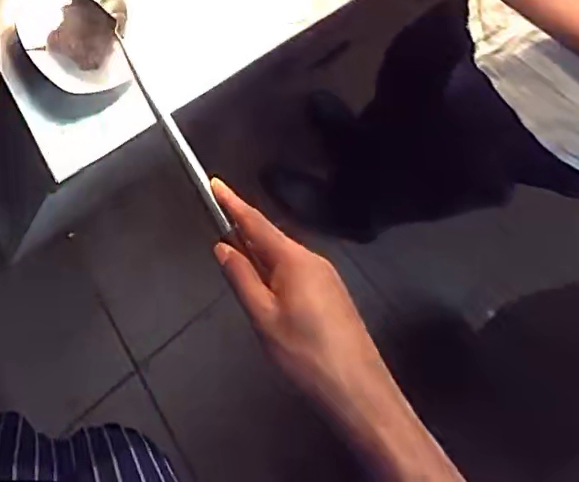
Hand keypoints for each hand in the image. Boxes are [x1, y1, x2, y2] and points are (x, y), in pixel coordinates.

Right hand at [211, 179, 398, 422]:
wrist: (363, 396)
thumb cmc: (310, 358)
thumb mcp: (263, 318)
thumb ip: (240, 277)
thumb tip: (224, 248)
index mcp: (293, 260)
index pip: (255, 221)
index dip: (232, 202)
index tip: (216, 184)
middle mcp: (313, 260)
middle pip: (270, 240)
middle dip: (245, 239)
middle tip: (222, 246)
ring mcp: (327, 278)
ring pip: (284, 259)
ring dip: (261, 263)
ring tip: (247, 288)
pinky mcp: (334, 296)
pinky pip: (298, 273)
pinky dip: (278, 276)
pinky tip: (273, 302)